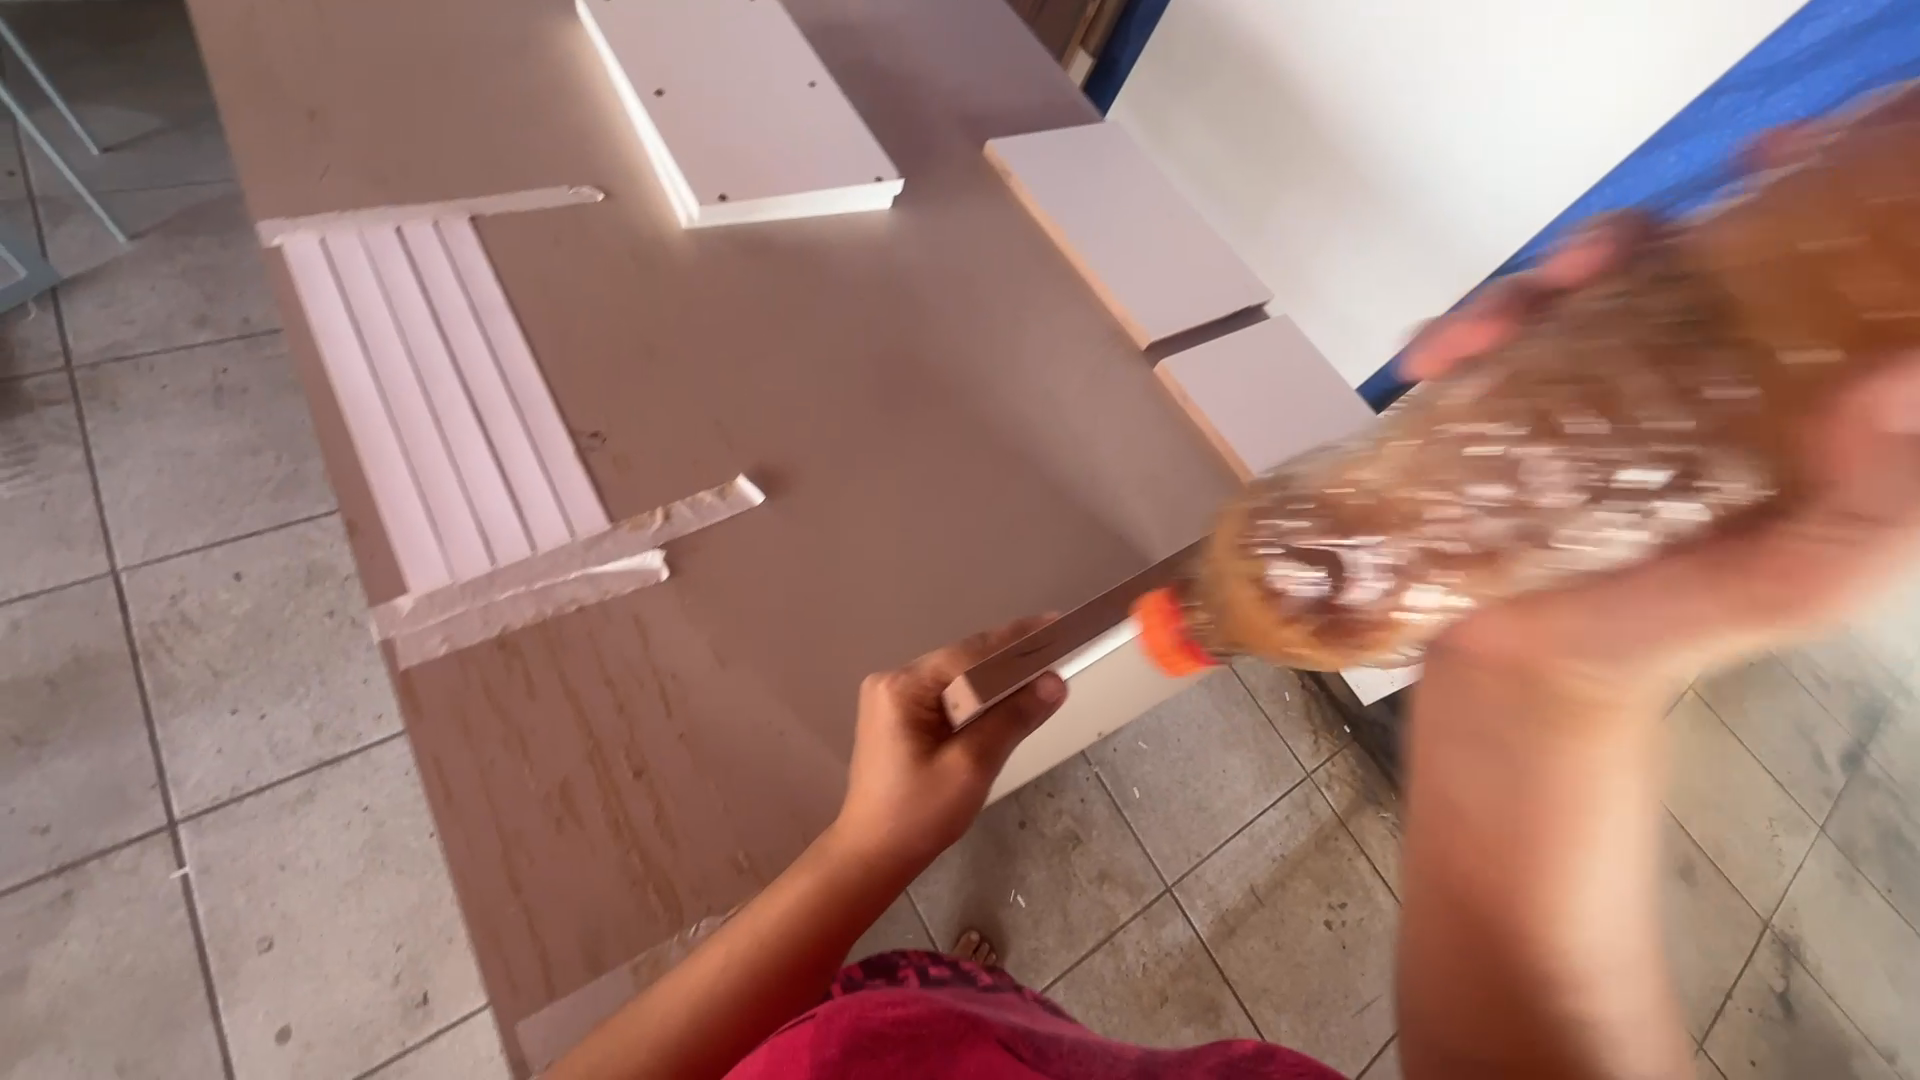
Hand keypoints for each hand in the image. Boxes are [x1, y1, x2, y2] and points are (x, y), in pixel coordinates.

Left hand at [832, 617, 1068, 868]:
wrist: (873, 855)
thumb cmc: (919, 814)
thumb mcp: (972, 767)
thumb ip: (1012, 719)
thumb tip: (1055, 681)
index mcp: (903, 687)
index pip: (969, 654)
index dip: (1016, 640)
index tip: (1056, 625)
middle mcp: (893, 681)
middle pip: (962, 660)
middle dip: (1009, 654)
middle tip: (1057, 643)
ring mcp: (892, 698)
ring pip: (956, 676)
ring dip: (995, 674)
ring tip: (1040, 664)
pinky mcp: (898, 716)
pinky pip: (946, 693)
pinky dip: (978, 694)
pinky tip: (1005, 693)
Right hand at [1406, 179, 1919, 703]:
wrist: (1525, 667)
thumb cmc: (1660, 630)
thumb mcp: (1795, 582)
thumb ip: (1873, 502)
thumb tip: (1903, 378)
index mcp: (1761, 395)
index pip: (1790, 270)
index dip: (1790, 199)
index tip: (1763, 162)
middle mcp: (1662, 376)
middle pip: (1649, 267)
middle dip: (1611, 245)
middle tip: (1575, 268)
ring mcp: (1562, 394)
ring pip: (1545, 301)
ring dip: (1507, 296)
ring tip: (1465, 338)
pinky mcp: (1485, 418)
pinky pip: (1467, 352)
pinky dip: (1443, 339)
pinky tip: (1424, 364)